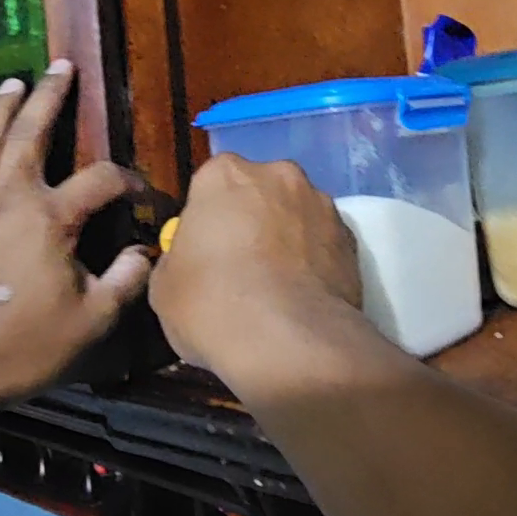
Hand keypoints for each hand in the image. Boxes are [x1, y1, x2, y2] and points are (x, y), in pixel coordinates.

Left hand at [0, 61, 151, 418]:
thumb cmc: (23, 345)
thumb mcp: (93, 320)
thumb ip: (126, 280)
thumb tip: (145, 252)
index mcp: (50, 217)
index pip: (102, 180)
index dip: (130, 181)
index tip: (144, 195)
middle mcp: (8, 197)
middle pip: (30, 132)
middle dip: (49, 96)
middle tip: (60, 67)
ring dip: (0, 109)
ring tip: (12, 83)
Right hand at [149, 154, 363, 377]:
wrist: (286, 340)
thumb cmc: (211, 304)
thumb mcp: (165, 286)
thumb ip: (179, 258)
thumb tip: (190, 260)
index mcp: (225, 175)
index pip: (212, 184)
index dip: (209, 217)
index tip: (206, 250)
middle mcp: (278, 175)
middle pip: (260, 191)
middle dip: (253, 218)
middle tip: (243, 264)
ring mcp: (321, 203)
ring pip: (296, 213)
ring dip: (288, 236)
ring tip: (279, 285)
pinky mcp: (351, 236)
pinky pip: (323, 242)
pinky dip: (315, 259)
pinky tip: (304, 295)